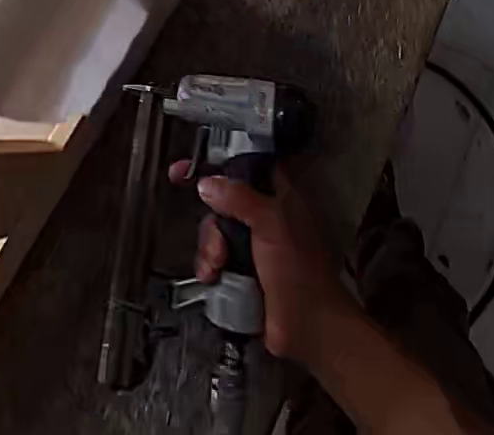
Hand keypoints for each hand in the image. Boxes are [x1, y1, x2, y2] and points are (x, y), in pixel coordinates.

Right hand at [168, 160, 358, 363]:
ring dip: (210, 248)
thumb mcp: (271, 223)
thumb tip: (207, 184)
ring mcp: (252, 242)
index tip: (185, 170)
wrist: (307, 329)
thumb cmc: (300, 271)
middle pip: (220, 201)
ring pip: (214, 230)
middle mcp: (264, 213)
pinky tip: (214, 276)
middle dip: (212, 222)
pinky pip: (213, 257)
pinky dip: (209, 265)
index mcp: (279, 192)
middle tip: (218, 243)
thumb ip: (239, 198)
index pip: (244, 165)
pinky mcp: (241, 268)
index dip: (217, 164)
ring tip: (218, 265)